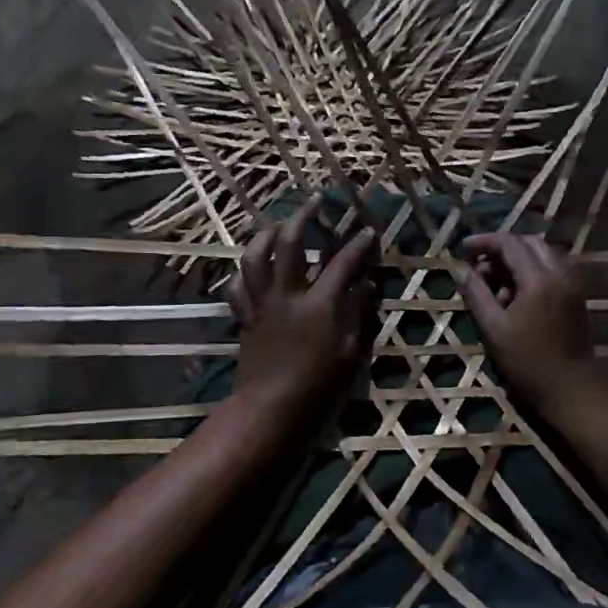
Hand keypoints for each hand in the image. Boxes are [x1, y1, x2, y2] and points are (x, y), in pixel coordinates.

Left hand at [229, 198, 377, 424]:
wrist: (270, 406)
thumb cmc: (317, 383)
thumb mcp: (349, 352)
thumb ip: (358, 315)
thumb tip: (369, 287)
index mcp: (318, 306)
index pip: (342, 265)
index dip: (358, 246)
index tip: (368, 231)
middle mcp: (288, 295)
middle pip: (291, 244)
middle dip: (303, 217)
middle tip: (313, 202)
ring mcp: (262, 303)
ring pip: (256, 257)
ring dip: (266, 235)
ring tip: (277, 225)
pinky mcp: (246, 315)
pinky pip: (238, 286)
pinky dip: (243, 272)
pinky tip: (252, 267)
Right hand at [456, 232, 607, 409]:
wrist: (572, 389)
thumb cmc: (528, 362)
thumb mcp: (493, 329)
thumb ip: (477, 294)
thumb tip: (464, 271)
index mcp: (538, 279)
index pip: (510, 244)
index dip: (484, 242)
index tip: (463, 249)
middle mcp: (559, 273)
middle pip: (529, 242)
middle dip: (501, 248)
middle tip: (479, 264)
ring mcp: (572, 283)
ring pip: (543, 254)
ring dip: (517, 258)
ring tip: (495, 280)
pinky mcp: (576, 295)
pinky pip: (552, 268)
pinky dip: (532, 269)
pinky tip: (516, 291)